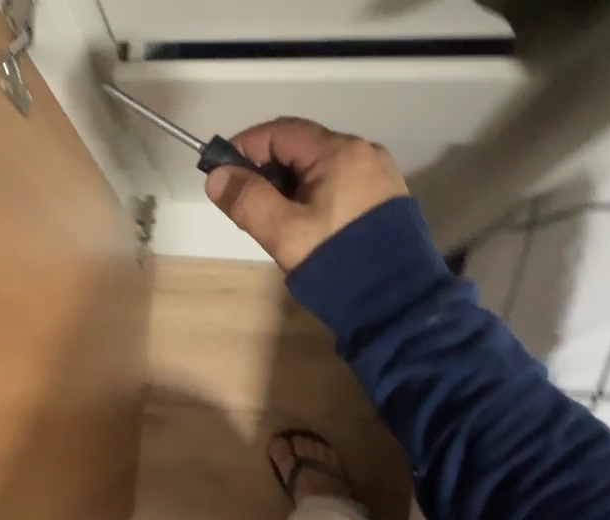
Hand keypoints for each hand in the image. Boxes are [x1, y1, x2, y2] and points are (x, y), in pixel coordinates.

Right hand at [204, 117, 410, 272]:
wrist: (392, 298)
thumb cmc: (334, 260)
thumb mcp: (283, 233)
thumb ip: (247, 201)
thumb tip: (216, 177)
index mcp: (339, 152)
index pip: (280, 132)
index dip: (245, 147)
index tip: (222, 174)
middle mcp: (363, 152)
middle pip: (301, 147)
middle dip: (266, 169)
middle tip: (245, 204)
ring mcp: (378, 174)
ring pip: (320, 167)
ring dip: (289, 185)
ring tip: (273, 220)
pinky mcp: (384, 198)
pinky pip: (339, 184)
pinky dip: (313, 195)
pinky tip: (305, 225)